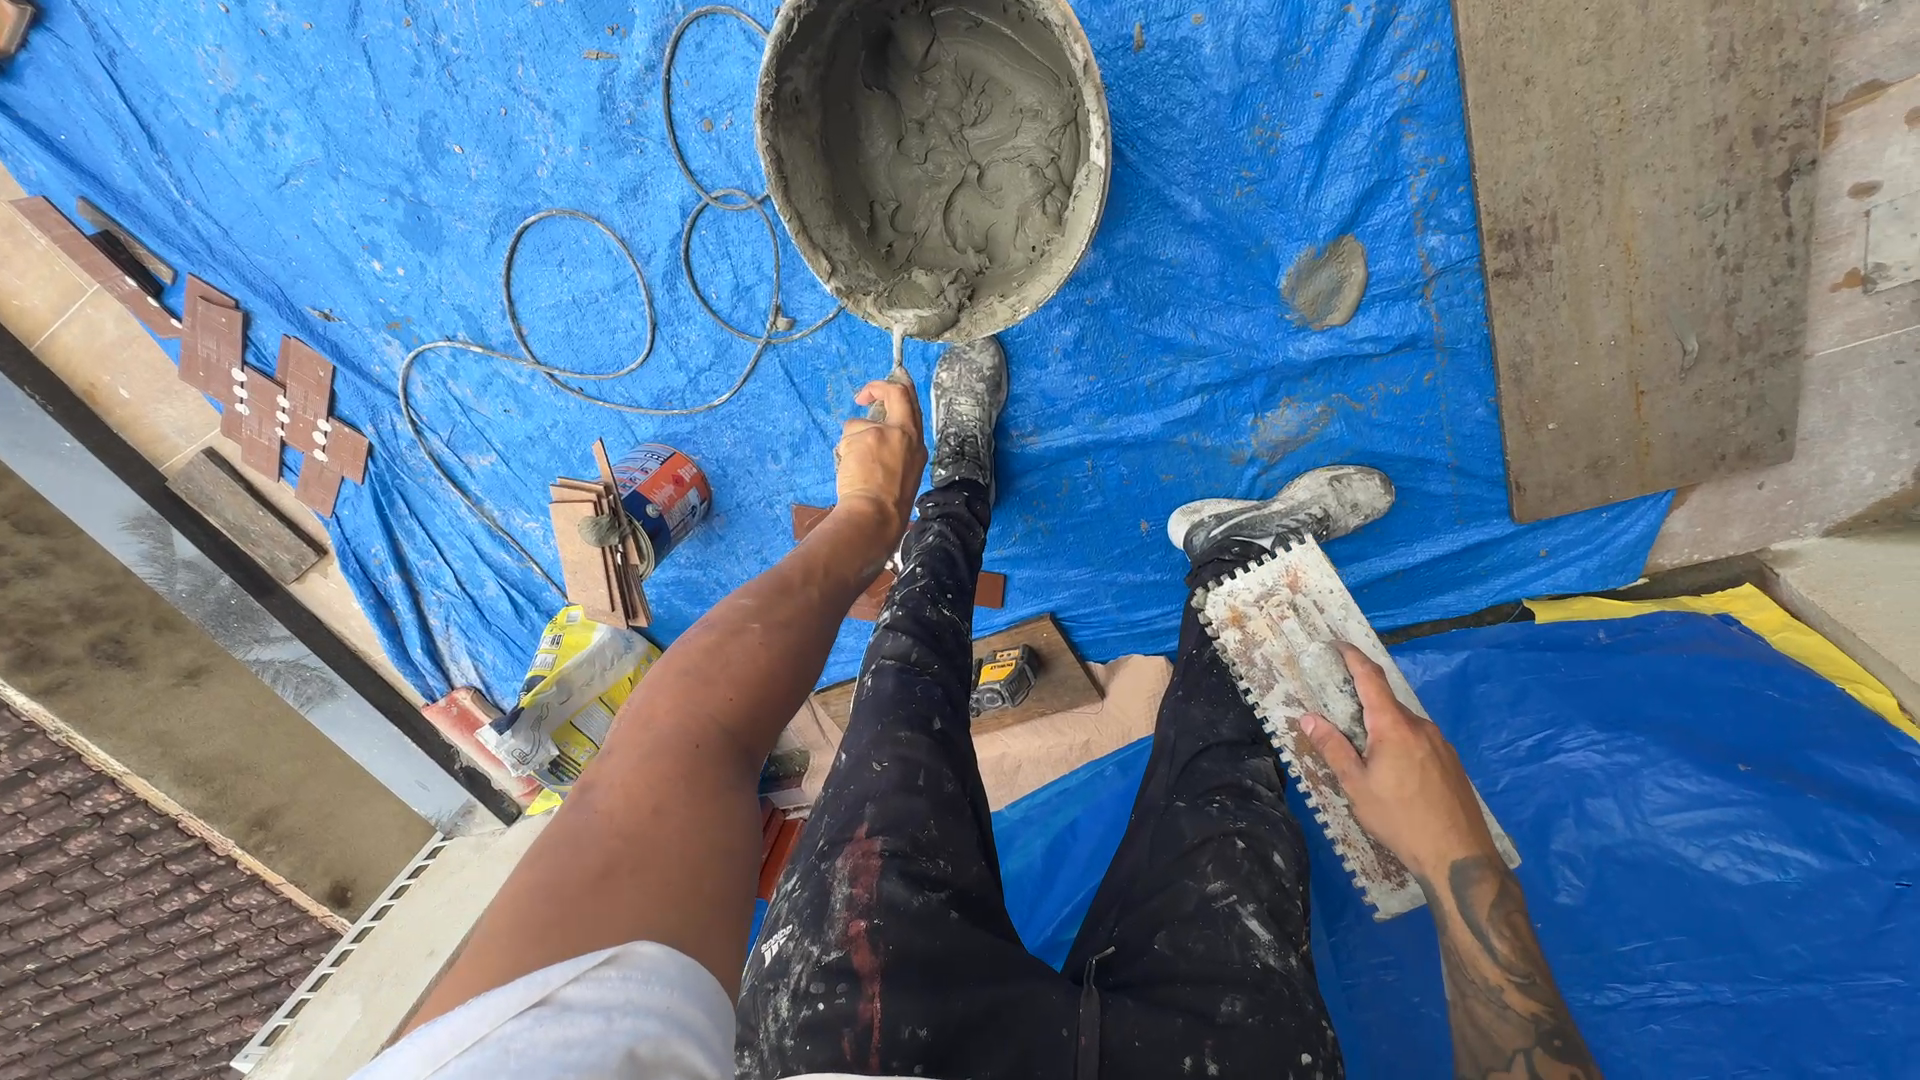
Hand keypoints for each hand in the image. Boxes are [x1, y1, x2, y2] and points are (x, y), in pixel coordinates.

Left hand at [833, 378, 925, 550]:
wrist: (876, 515)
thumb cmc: (888, 503)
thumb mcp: (904, 471)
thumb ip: (896, 449)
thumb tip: (877, 437)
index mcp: (917, 444)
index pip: (912, 405)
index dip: (898, 390)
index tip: (882, 392)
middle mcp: (906, 433)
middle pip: (896, 394)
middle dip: (877, 388)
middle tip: (863, 395)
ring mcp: (885, 432)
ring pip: (860, 423)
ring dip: (853, 440)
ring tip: (855, 467)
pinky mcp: (864, 436)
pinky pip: (848, 435)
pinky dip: (844, 451)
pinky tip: (850, 469)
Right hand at [1299, 642, 1498, 883]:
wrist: (1460, 857)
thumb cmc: (1400, 819)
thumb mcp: (1356, 785)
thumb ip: (1333, 748)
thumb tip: (1308, 718)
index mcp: (1394, 727)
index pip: (1371, 678)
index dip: (1353, 657)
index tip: (1337, 644)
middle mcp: (1420, 727)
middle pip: (1386, 702)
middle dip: (1361, 701)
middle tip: (1337, 711)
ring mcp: (1440, 744)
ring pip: (1402, 724)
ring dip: (1380, 727)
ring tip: (1362, 750)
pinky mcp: (1451, 762)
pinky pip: (1418, 740)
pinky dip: (1398, 741)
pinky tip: (1391, 771)